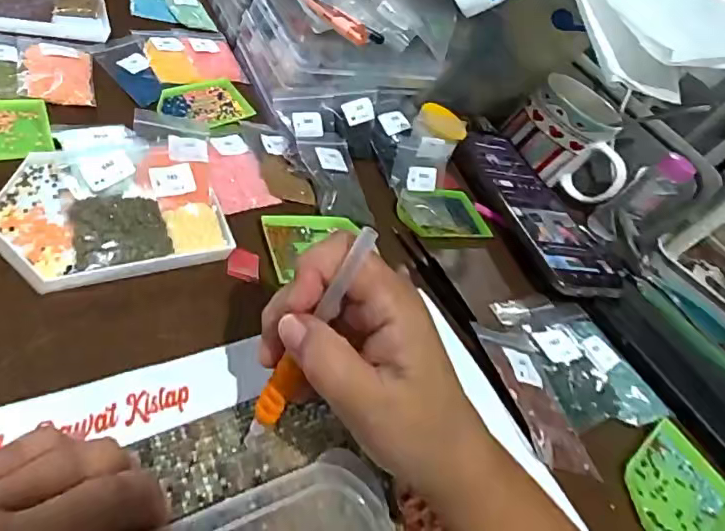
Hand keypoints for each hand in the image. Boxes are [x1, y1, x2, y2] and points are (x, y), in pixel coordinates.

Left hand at [0, 425, 167, 530]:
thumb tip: (124, 530)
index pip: (107, 500)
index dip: (149, 505)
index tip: (162, 521)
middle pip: (89, 459)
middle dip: (130, 479)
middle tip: (142, 511)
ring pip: (56, 442)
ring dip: (94, 459)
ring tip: (109, 485)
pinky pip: (12, 447)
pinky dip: (52, 451)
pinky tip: (61, 471)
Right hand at [259, 232, 486, 490]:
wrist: (455, 471)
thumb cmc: (420, 435)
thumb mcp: (367, 403)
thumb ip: (324, 358)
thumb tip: (286, 321)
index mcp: (391, 299)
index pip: (341, 252)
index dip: (307, 275)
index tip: (288, 320)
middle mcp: (381, 297)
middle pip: (322, 273)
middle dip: (290, 306)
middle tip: (269, 351)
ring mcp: (372, 317)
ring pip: (318, 300)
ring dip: (291, 329)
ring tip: (276, 369)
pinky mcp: (365, 338)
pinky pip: (325, 326)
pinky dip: (304, 348)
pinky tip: (295, 381)